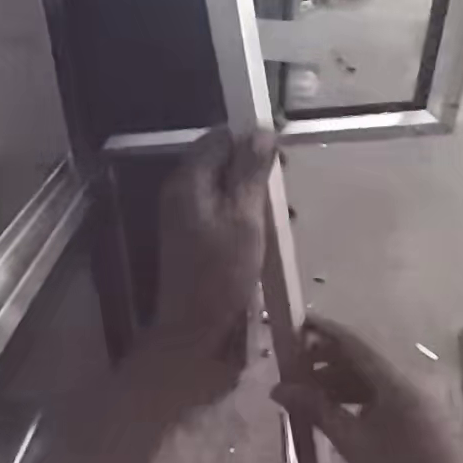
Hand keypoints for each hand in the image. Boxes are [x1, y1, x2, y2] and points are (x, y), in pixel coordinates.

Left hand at [141, 127, 276, 398]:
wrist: (195, 332)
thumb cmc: (222, 274)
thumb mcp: (245, 218)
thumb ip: (250, 173)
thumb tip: (260, 130)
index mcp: (188, 181)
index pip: (218, 137)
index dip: (248, 139)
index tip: (278, 157)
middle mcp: (181, 192)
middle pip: (220, 161)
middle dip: (253, 170)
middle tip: (281, 193)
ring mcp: (184, 215)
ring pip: (224, 186)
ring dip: (252, 195)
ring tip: (280, 216)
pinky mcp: (193, 236)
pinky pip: (221, 210)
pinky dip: (243, 215)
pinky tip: (262, 234)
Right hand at [273, 317, 462, 462]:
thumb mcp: (354, 444)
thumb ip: (316, 409)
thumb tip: (279, 388)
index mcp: (396, 378)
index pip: (353, 340)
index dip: (322, 330)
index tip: (295, 326)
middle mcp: (411, 374)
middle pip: (362, 354)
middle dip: (326, 357)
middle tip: (294, 366)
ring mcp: (421, 390)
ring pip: (373, 372)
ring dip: (341, 377)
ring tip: (309, 391)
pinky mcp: (424, 407)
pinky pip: (386, 388)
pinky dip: (359, 392)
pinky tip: (337, 407)